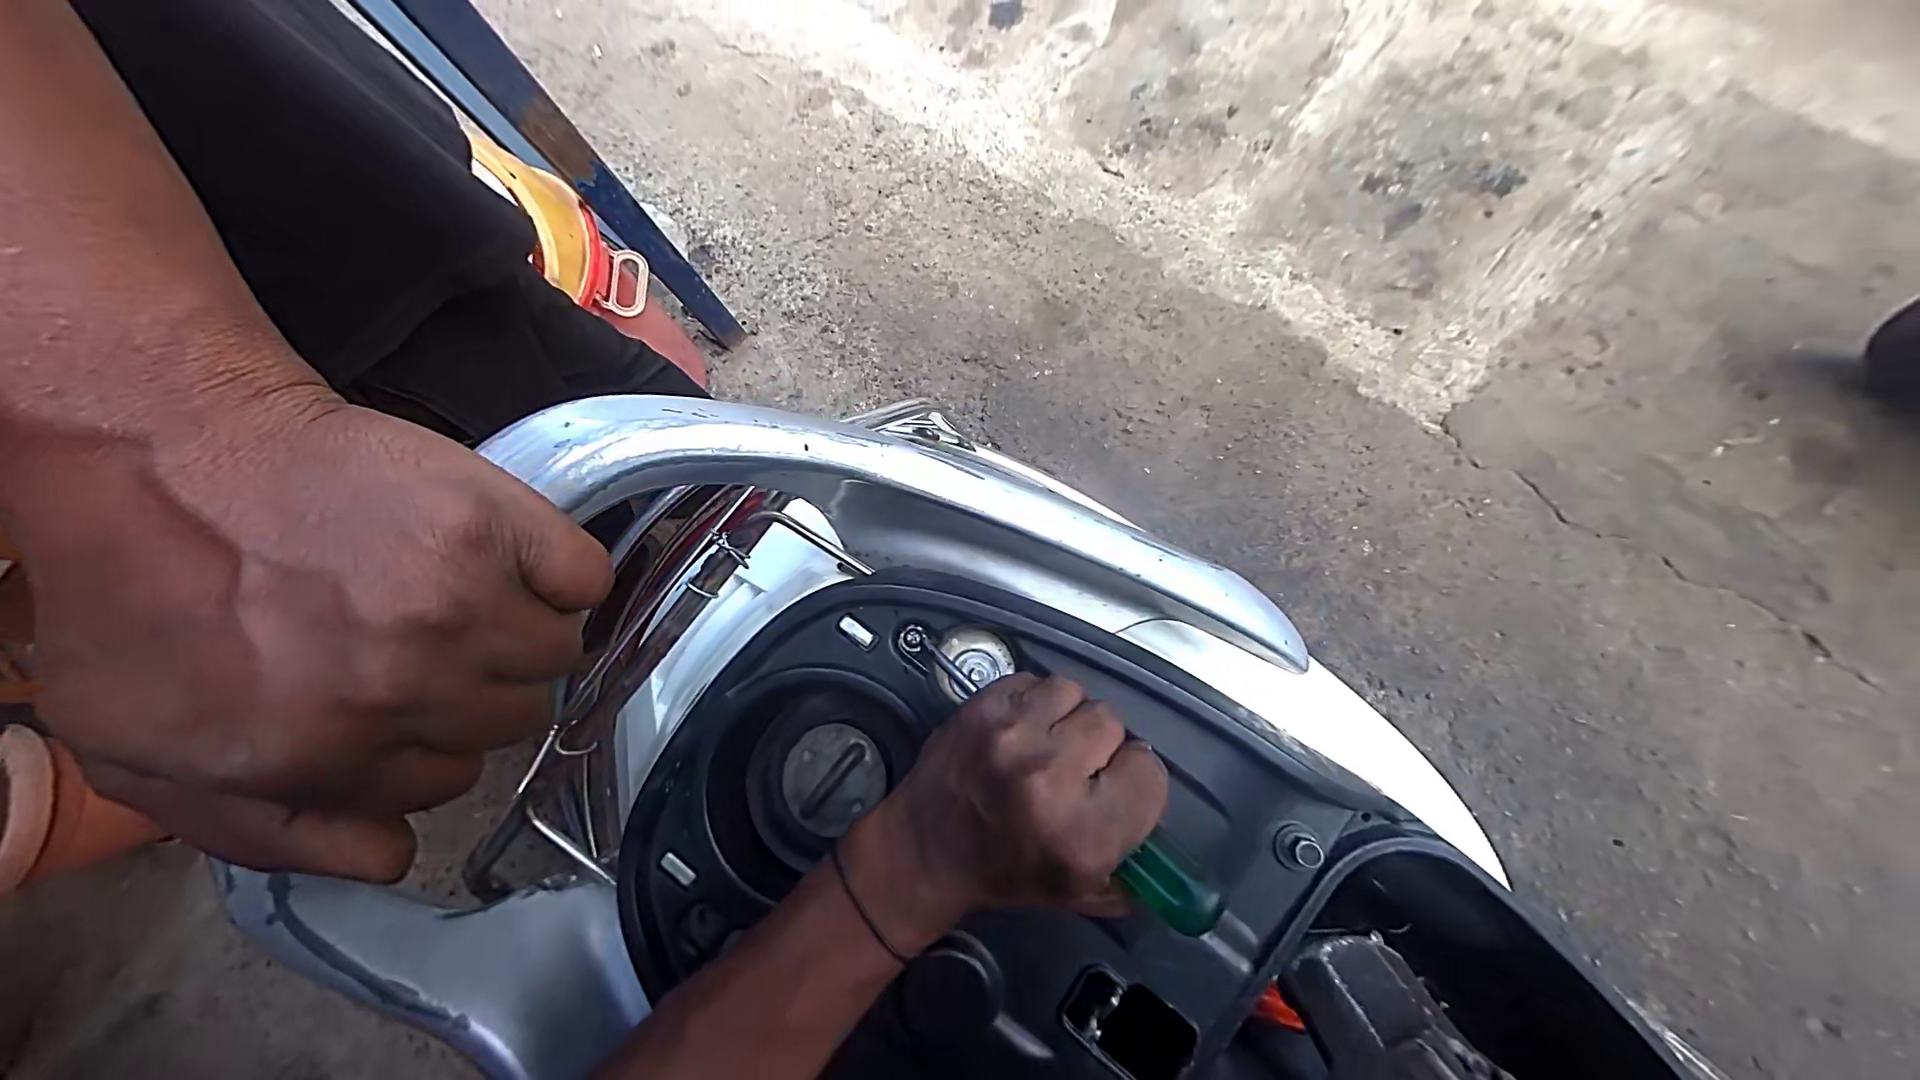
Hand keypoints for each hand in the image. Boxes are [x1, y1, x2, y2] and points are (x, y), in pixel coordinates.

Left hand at [12, 384, 610, 880]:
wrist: (162, 454)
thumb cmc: (151, 590)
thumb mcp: (153, 747)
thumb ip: (271, 828)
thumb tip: (398, 856)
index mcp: (321, 751)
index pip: (453, 778)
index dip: (439, 735)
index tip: (425, 694)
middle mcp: (400, 684)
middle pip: (519, 713)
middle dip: (486, 680)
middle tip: (444, 631)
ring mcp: (459, 601)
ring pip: (560, 649)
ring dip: (529, 625)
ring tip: (475, 587)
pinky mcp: (499, 528)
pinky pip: (587, 580)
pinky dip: (565, 573)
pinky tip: (518, 559)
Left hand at [839, 673, 1168, 949]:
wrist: (925, 847)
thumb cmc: (1004, 872)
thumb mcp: (1081, 893)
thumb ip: (1137, 862)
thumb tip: (1164, 819)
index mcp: (1083, 834)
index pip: (1150, 773)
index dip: (1136, 779)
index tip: (1117, 785)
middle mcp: (1049, 775)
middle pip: (1112, 723)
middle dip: (1100, 745)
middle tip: (1075, 767)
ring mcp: (1011, 733)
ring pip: (1075, 693)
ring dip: (1067, 716)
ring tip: (1046, 742)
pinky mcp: (983, 705)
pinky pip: (1036, 681)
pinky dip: (1034, 701)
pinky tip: (1020, 729)